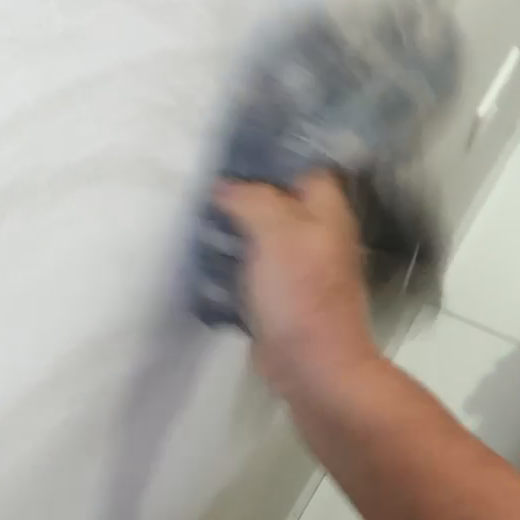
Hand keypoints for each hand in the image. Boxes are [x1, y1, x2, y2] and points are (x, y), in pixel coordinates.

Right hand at [217, 172, 380, 396]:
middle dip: (241, 192)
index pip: (299, 166)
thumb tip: (224, 187)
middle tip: (201, 184)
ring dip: (230, 227)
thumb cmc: (301, 296)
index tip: (227, 153)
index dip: (267, 156)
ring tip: (194, 215)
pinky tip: (201, 256)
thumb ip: (252, 200)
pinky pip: (248, 268)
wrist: (311, 366)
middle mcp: (313, 234)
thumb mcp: (278, 233)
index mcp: (325, 211)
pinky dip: (227, 262)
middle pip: (275, 200)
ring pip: (258, 234)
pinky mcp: (276, 297)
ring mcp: (294, 268)